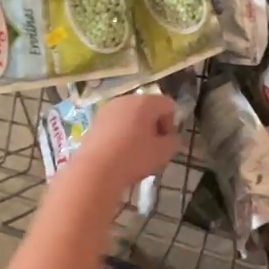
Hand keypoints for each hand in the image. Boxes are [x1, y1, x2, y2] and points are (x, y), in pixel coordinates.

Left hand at [63, 94, 180, 194]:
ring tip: (134, 151)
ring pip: (130, 116)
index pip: (168, 106)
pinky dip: (120, 134)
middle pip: (148, 108)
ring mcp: (107, 109)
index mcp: (145, 102)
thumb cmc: (134, 157)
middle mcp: (126, 99)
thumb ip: (173, 141)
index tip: (164, 143)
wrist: (95, 170)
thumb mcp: (164, 153)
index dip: (170, 125)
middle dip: (153, 126)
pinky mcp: (94, 121)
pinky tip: (118, 152)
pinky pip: (115, 124)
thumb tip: (170, 138)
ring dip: (136, 130)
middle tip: (152, 147)